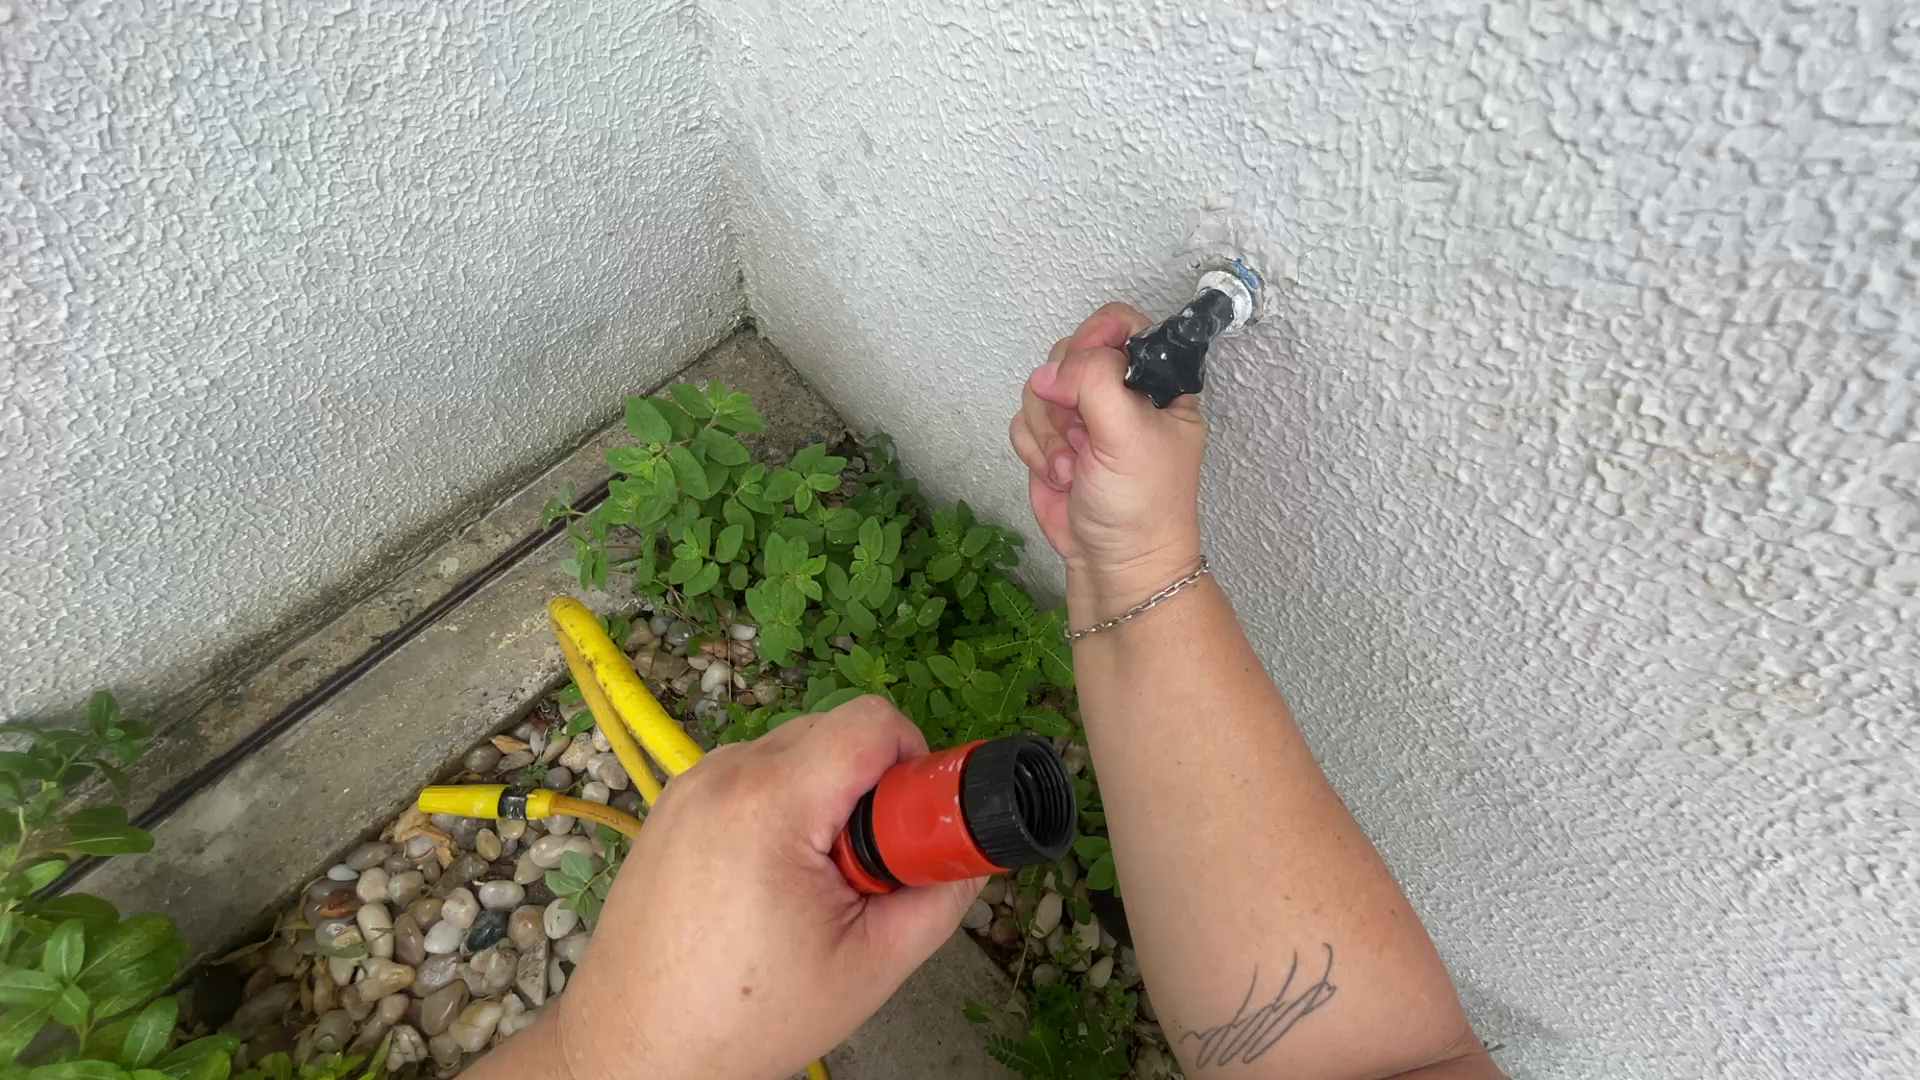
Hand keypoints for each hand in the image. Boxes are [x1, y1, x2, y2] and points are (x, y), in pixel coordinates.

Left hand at [547, 698, 980, 1079]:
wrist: (627, 1052)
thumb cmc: (749, 1017)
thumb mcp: (870, 966)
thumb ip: (940, 896)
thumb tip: (974, 849)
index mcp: (772, 801)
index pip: (874, 722)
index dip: (915, 760)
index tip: (912, 822)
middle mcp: (727, 770)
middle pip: (838, 730)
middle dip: (872, 784)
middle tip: (867, 861)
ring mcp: (695, 778)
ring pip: (800, 746)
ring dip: (829, 791)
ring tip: (815, 874)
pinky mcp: (679, 795)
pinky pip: (759, 767)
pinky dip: (787, 798)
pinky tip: (771, 869)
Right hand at [1008, 303, 1205, 617]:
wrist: (1114, 564)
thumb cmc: (1141, 505)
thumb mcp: (1130, 433)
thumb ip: (1096, 381)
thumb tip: (1051, 372)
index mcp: (1154, 382)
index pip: (1121, 326)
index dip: (1096, 339)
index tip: (1085, 372)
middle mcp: (1116, 394)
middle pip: (1070, 354)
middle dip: (1066, 396)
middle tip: (1083, 432)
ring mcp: (1081, 418)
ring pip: (1040, 388)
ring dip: (1049, 430)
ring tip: (1074, 465)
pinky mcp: (1050, 443)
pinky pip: (1023, 421)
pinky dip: (1034, 450)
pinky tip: (1059, 476)